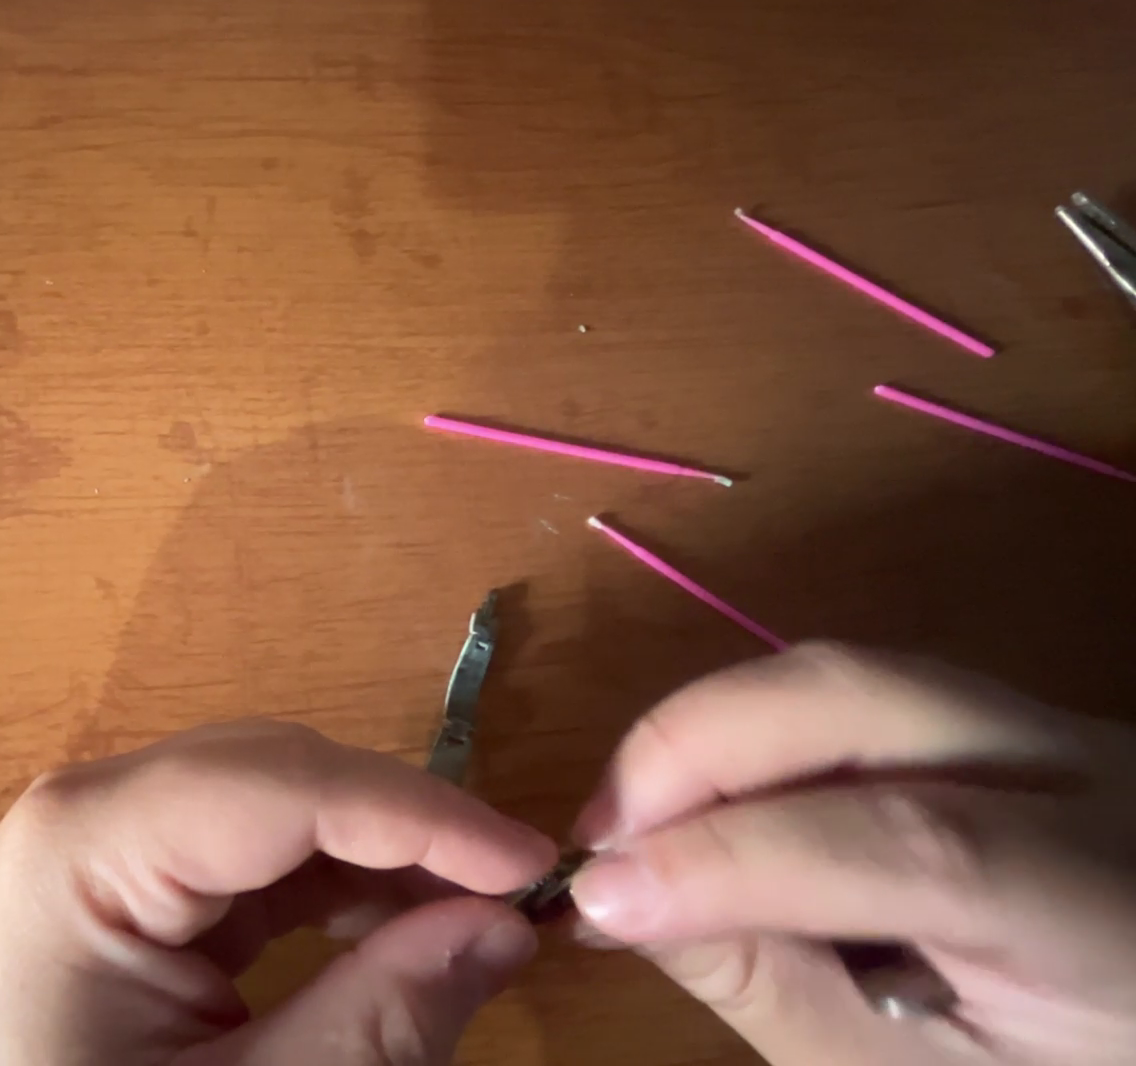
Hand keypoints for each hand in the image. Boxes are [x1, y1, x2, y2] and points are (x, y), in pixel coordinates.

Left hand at [0, 720, 557, 1065]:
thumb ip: (376, 1021)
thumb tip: (504, 927)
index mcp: (85, 839)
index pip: (280, 784)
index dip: (414, 812)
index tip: (528, 857)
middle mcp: (92, 805)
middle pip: (277, 776)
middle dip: (399, 825)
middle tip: (510, 891)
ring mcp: (106, 832)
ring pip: (273, 803)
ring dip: (374, 853)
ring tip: (466, 912)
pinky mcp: (129, 874)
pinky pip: (248, 852)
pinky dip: (329, 883)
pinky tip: (390, 925)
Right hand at [568, 643, 1135, 1065]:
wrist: (1133, 1006)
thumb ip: (756, 980)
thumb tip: (602, 895)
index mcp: (1119, 908)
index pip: (915, 845)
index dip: (733, 860)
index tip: (598, 892)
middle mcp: (1089, 774)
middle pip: (851, 694)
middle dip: (688, 749)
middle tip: (603, 830)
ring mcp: (1026, 718)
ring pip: (816, 673)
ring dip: (689, 737)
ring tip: (627, 818)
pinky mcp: (960, 703)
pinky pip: (808, 688)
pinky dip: (719, 735)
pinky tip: (683, 796)